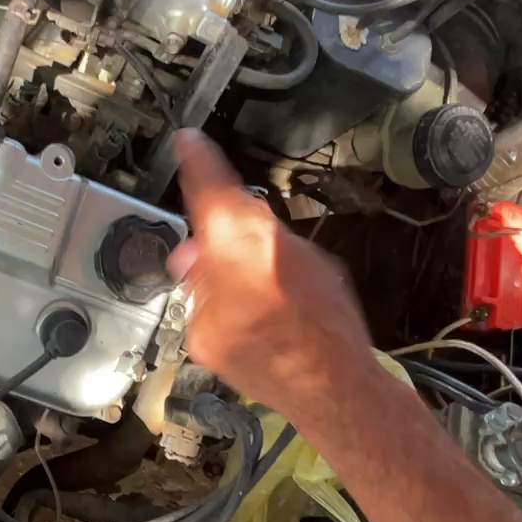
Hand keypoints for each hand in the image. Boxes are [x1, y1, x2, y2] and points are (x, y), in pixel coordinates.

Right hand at [166, 130, 381, 412]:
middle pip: (235, 211)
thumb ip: (196, 288)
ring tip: (228, 291)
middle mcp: (270, 237)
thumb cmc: (264, 360)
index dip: (195, 159)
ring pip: (261, 236)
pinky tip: (263, 305)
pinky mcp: (326, 270)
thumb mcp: (204, 332)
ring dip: (240, 252)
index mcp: (232, 245)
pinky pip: (285, 257)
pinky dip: (268, 270)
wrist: (332, 383)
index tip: (189, 138)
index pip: (209, 186)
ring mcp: (303, 250)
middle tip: (196, 251)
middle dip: (212, 224)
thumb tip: (192, 266)